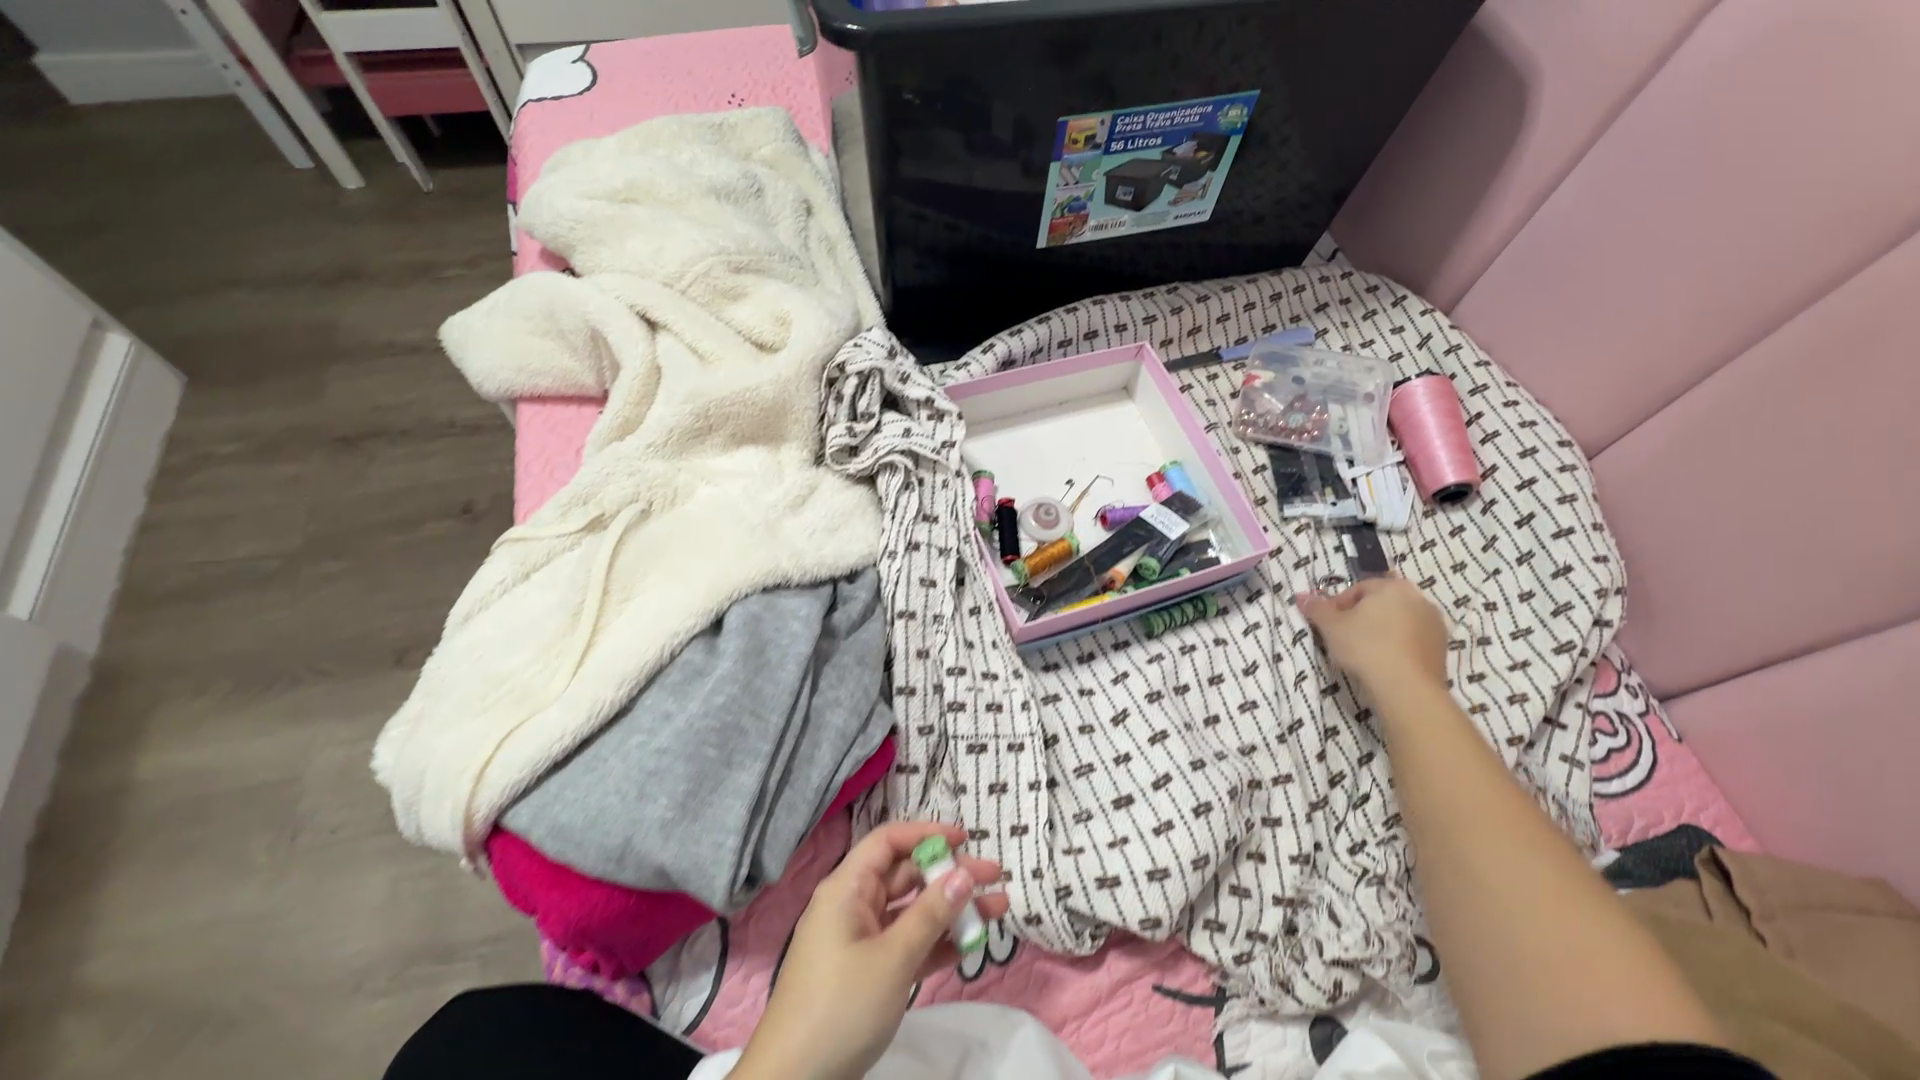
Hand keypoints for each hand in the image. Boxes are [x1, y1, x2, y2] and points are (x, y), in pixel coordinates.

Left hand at [731, 822, 1010, 1079]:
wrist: (794, 1079)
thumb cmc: (841, 1006)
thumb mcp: (893, 958)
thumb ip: (931, 914)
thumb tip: (964, 874)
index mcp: (847, 890)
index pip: (887, 842)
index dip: (925, 834)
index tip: (966, 839)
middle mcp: (852, 906)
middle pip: (905, 875)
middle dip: (949, 874)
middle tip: (994, 877)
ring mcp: (859, 941)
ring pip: (911, 912)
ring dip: (950, 910)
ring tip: (997, 909)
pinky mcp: (867, 972)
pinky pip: (906, 944)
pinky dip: (936, 942)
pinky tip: (970, 944)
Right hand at [1297, 575, 1449, 701]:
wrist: (1407, 687)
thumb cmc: (1365, 647)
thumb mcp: (1331, 627)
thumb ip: (1316, 608)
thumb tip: (1300, 596)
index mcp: (1391, 587)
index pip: (1358, 589)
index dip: (1338, 606)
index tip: (1329, 625)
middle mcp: (1417, 598)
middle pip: (1382, 603)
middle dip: (1364, 616)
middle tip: (1346, 637)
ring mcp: (1434, 622)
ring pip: (1400, 620)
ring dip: (1384, 630)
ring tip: (1366, 652)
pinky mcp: (1442, 646)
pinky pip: (1414, 639)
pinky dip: (1400, 645)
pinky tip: (1387, 662)